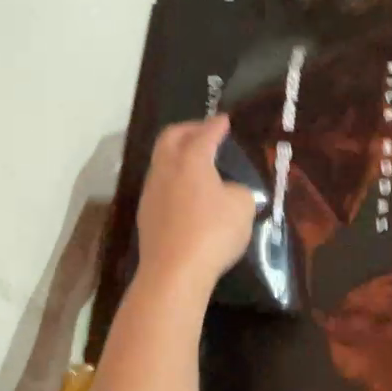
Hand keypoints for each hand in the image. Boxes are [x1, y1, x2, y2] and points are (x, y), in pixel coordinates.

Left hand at [134, 115, 258, 294]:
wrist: (175, 271)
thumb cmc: (214, 232)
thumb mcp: (243, 206)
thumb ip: (238, 191)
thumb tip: (229, 191)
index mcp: (191, 161)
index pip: (204, 134)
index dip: (216, 125)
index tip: (225, 119)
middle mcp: (166, 170)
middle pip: (170, 138)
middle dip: (189, 129)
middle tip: (206, 131)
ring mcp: (152, 192)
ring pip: (162, 160)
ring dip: (179, 153)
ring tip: (198, 160)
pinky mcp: (148, 213)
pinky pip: (162, 183)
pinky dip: (176, 176)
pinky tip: (190, 190)